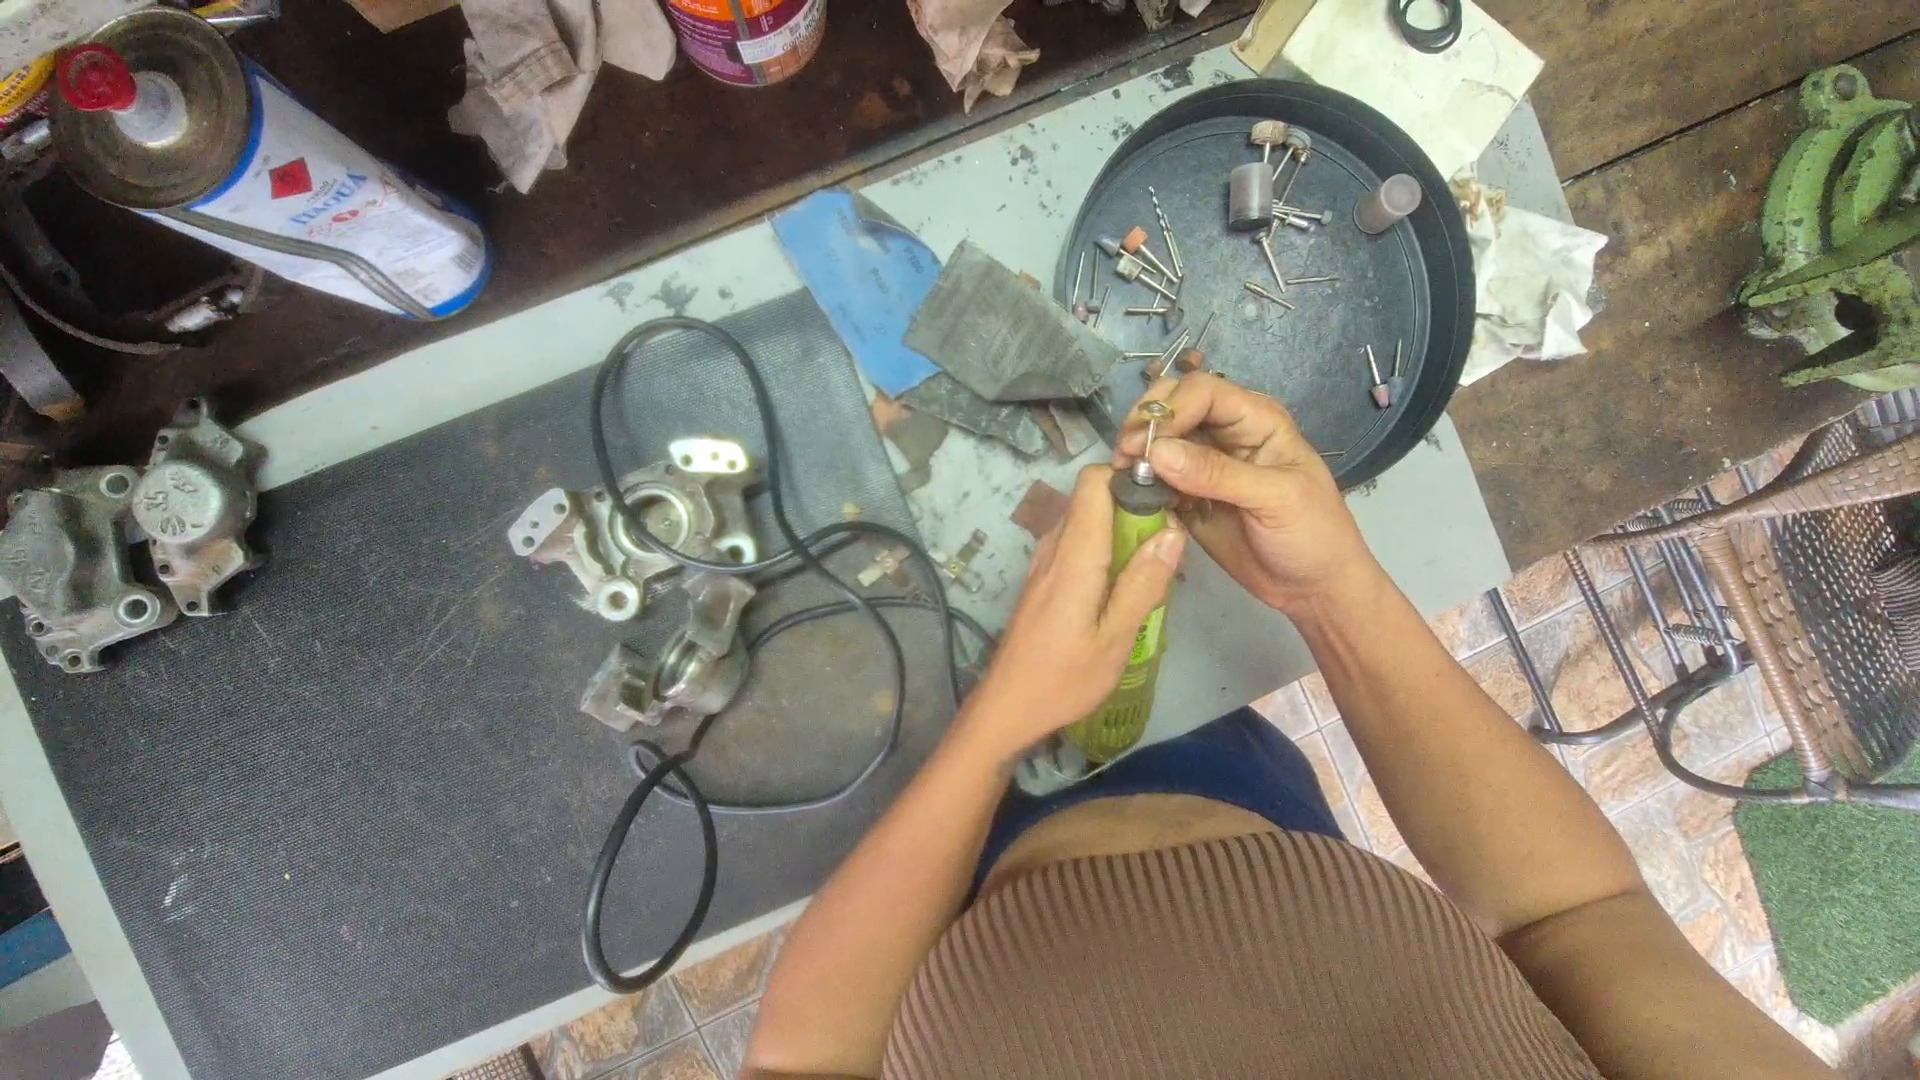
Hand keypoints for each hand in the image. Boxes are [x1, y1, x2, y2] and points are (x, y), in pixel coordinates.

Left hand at [958, 465, 1186, 759]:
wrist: (1008, 708)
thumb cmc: (1064, 679)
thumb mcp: (1115, 638)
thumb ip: (1144, 583)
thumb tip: (1173, 531)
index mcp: (1073, 556)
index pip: (1092, 482)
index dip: (1128, 477)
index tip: (1165, 497)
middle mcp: (1053, 549)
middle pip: (1091, 500)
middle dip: (1133, 508)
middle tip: (1169, 542)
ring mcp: (1043, 565)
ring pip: (1085, 524)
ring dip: (1121, 534)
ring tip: (1153, 567)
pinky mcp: (1041, 583)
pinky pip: (1076, 548)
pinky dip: (1104, 553)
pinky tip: (1123, 588)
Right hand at [1113, 373, 1381, 617]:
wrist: (1312, 587)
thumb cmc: (1312, 534)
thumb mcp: (1274, 498)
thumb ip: (1217, 473)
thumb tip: (1156, 452)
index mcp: (1256, 421)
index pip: (1203, 392)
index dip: (1171, 410)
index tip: (1145, 444)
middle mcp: (1225, 434)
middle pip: (1174, 405)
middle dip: (1145, 423)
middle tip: (1125, 455)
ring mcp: (1202, 466)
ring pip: (1159, 441)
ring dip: (1137, 453)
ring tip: (1124, 477)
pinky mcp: (1187, 497)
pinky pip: (1156, 480)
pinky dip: (1140, 484)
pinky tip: (1132, 498)